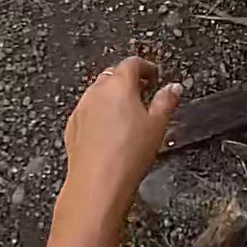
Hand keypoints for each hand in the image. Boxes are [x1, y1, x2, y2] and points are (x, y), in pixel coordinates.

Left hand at [61, 57, 181, 215]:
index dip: (146, 67)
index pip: (133, 63)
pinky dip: (99, 113)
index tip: (154, 76)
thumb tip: (173, 88)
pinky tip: (110, 131)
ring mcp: (82, 108)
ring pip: (98, 93)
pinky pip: (88, 111)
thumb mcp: (157, 125)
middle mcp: (97, 91)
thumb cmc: (128, 154)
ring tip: (128, 114)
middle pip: (114, 75)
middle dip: (129, 81)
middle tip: (144, 93)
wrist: (97, 182)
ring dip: (113, 97)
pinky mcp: (73, 125)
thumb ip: (166, 101)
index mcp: (119, 85)